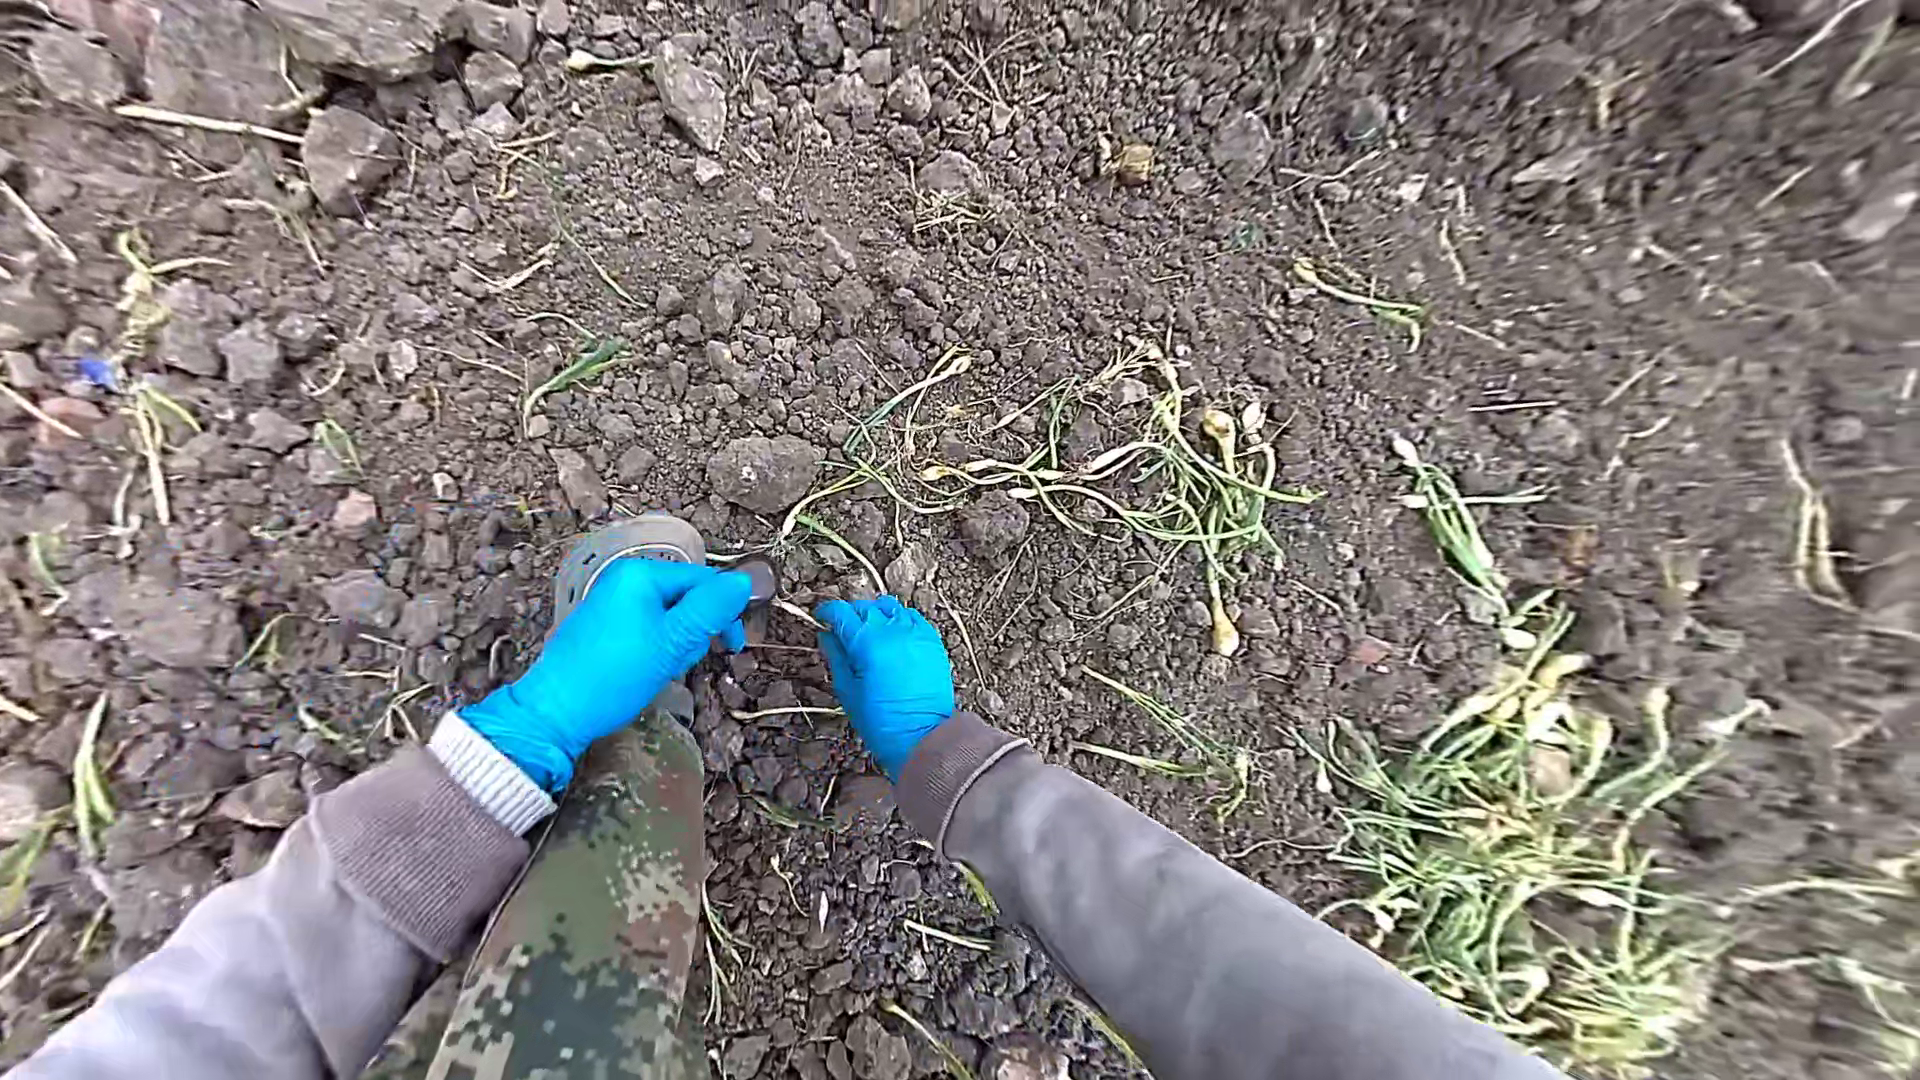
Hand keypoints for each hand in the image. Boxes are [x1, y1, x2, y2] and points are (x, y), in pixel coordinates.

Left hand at [464, 559, 751, 790]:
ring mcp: (617, 602)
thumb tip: (744, 582)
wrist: (554, 716)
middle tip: (687, 659)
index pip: (704, 580)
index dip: (725, 610)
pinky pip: (654, 626)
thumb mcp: (673, 642)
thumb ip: (711, 608)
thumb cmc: (615, 675)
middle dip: (698, 630)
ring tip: (667, 667)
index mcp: (641, 575)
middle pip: (689, 597)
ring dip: (681, 642)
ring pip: (674, 615)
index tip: (733, 644)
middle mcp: (627, 580)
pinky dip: (662, 646)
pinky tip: (654, 667)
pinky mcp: (611, 625)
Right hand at [816, 595, 955, 778]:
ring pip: (889, 607)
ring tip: (870, 633)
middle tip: (844, 631)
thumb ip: (836, 657)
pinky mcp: (931, 639)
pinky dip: (899, 620)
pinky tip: (894, 635)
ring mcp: (913, 631)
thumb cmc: (884, 721)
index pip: (841, 612)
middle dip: (851, 615)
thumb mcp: (848, 691)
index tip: (823, 617)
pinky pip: (911, 617)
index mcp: (866, 640)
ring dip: (876, 614)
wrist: (922, 735)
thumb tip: (826, 636)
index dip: (828, 612)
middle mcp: (891, 629)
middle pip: (865, 606)